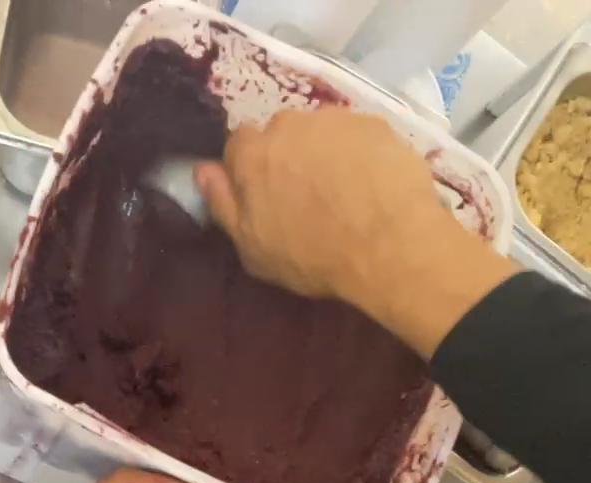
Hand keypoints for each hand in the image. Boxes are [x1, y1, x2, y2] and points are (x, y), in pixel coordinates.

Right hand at [194, 108, 517, 356]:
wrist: (387, 244)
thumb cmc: (310, 255)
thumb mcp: (252, 247)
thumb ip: (222, 205)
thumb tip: (203, 171)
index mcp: (252, 155)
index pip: (237, 146)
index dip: (247, 170)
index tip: (261, 196)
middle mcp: (289, 124)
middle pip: (279, 134)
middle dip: (285, 157)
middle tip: (301, 196)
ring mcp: (335, 119)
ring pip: (317, 132)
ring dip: (321, 153)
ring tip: (339, 192)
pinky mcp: (375, 122)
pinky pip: (354, 134)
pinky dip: (355, 153)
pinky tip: (366, 185)